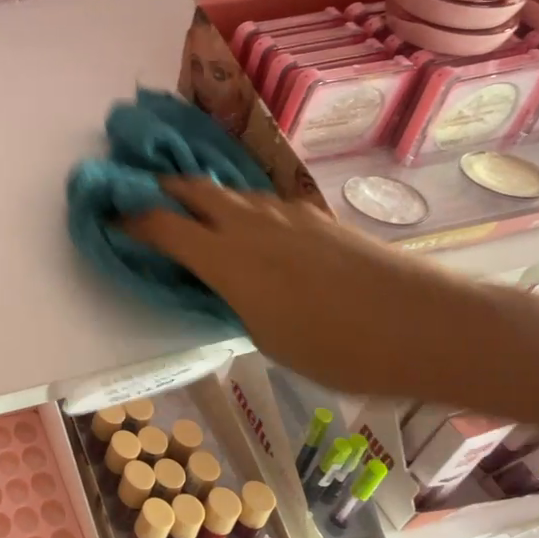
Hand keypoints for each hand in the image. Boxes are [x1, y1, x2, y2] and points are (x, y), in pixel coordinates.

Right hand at [123, 177, 502, 397]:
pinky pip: (261, 202)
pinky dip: (240, 207)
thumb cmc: (339, 349)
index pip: (159, 223)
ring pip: (227, 191)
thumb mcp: (265, 337)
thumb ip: (230, 298)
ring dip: (201, 196)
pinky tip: (252, 229)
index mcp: (224, 256)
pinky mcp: (314, 216)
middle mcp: (247, 222)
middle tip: (144, 200)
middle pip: (189, 188)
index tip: (109, 219)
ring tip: (193, 213)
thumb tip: (217, 281)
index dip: (128, 218)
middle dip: (160, 190)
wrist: (430, 326)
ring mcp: (284, 213)